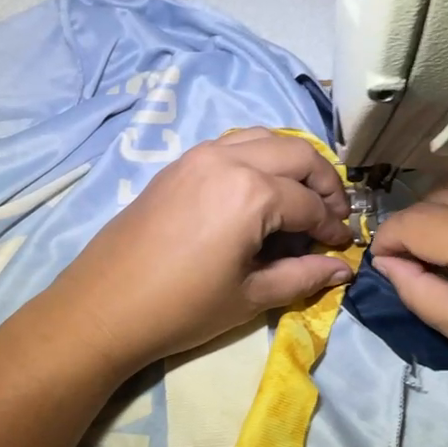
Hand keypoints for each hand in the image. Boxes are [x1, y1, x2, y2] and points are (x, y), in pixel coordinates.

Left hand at [48, 129, 354, 373]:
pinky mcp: (179, 163)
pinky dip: (259, 156)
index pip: (310, 204)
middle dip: (324, 184)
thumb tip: (342, 268)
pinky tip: (261, 189)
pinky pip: (233, 143)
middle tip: (331, 217)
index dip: (333, 228)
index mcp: (252, 193)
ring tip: (301, 198)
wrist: (104, 307)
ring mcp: (200, 155)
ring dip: (292, 163)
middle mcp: (229, 159)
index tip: (343, 248)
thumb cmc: (182, 308)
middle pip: (296, 155)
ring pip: (265, 138)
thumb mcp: (251, 296)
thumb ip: (303, 275)